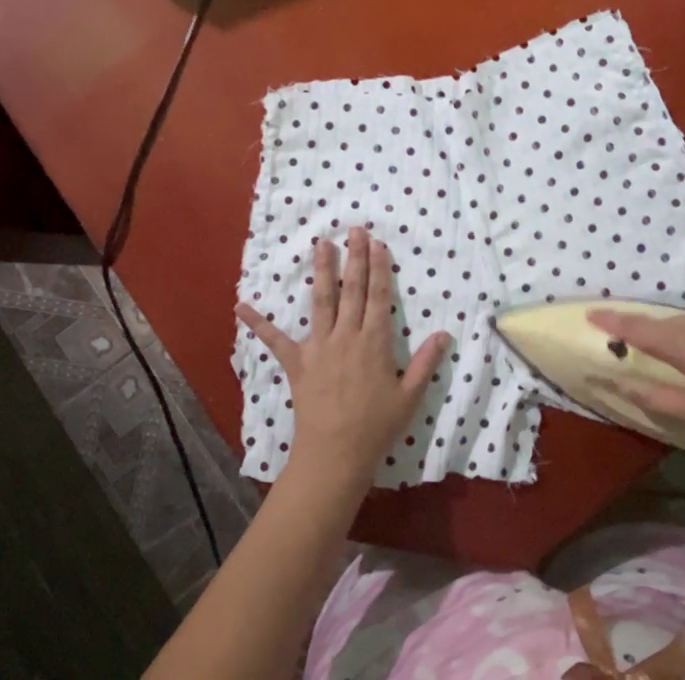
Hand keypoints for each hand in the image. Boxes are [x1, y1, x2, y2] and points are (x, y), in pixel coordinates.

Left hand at [236, 226, 449, 490]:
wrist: (337, 453)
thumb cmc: (376, 427)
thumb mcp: (409, 397)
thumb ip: (425, 363)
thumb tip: (444, 334)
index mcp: (375, 343)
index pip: (378, 297)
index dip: (379, 269)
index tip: (377, 244)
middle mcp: (347, 337)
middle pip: (352, 291)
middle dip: (354, 258)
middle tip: (353, 230)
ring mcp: (319, 347)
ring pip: (322, 302)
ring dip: (322, 272)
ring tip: (321, 245)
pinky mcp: (297, 362)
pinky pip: (275, 339)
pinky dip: (258, 322)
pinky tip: (240, 306)